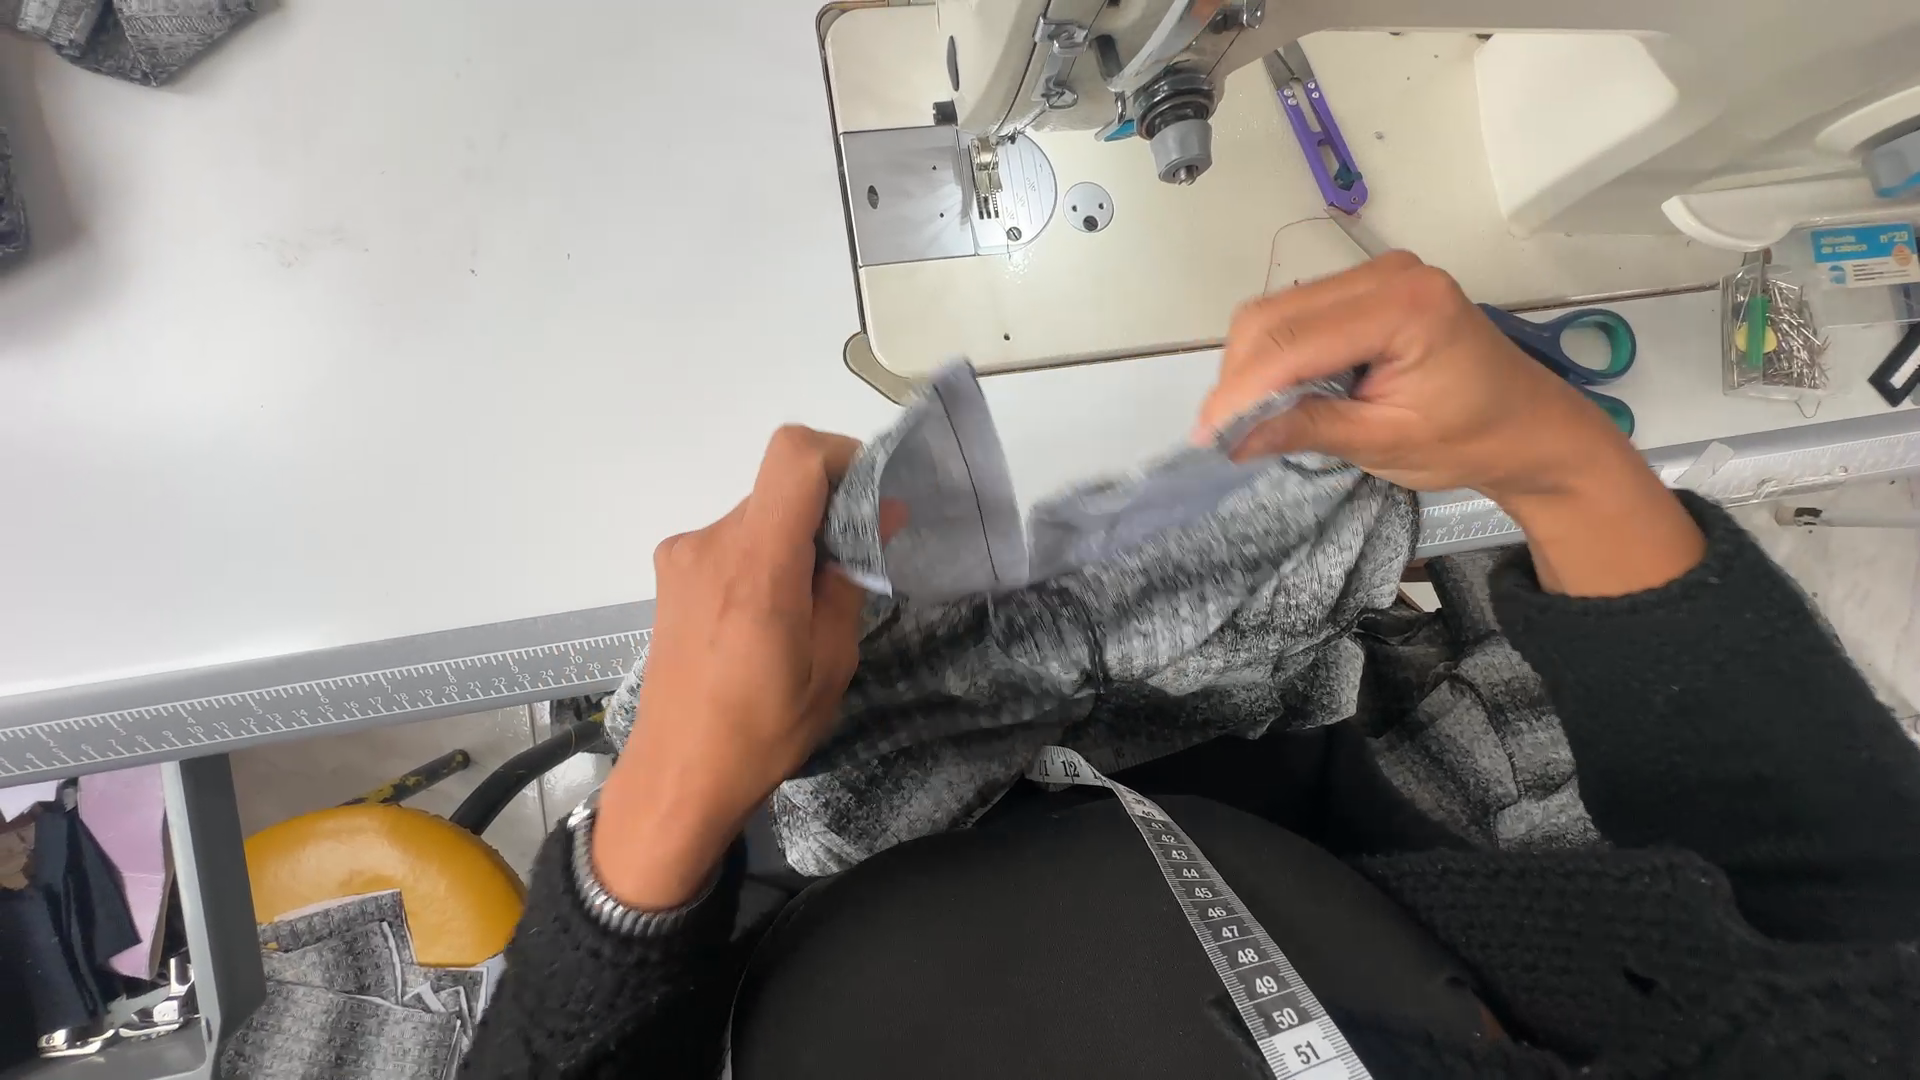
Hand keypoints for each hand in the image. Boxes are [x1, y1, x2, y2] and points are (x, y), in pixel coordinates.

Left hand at [593, 426, 867, 908]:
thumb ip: (851, 575)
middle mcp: (710, 543)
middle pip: (780, 486)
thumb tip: (881, 515)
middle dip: (826, 509)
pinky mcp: (672, 574)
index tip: (870, 496)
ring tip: (806, 603)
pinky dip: (765, 553)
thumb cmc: (765, 729)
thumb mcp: (832, 659)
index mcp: (756, 565)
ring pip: (759, 513)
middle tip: (853, 565)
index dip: (841, 455)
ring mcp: (683, 556)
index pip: (793, 456)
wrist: (678, 778)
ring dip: (794, 537)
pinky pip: (733, 539)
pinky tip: (769, 613)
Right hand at [1200, 252, 1622, 501]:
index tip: (1207, 437)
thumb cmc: (1470, 440)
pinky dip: (1268, 358)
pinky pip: (1290, 316)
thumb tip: (1232, 439)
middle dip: (1237, 378)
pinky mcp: (1363, 290)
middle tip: (1221, 433)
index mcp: (1405, 305)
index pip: (1292, 342)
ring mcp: (1373, 276)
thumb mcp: (1383, 442)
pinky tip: (1271, 394)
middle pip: (1271, 317)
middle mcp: (1386, 274)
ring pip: (1272, 313)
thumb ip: (1305, 429)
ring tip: (1245, 418)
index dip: (1241, 391)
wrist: (1527, 429)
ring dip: (1247, 368)